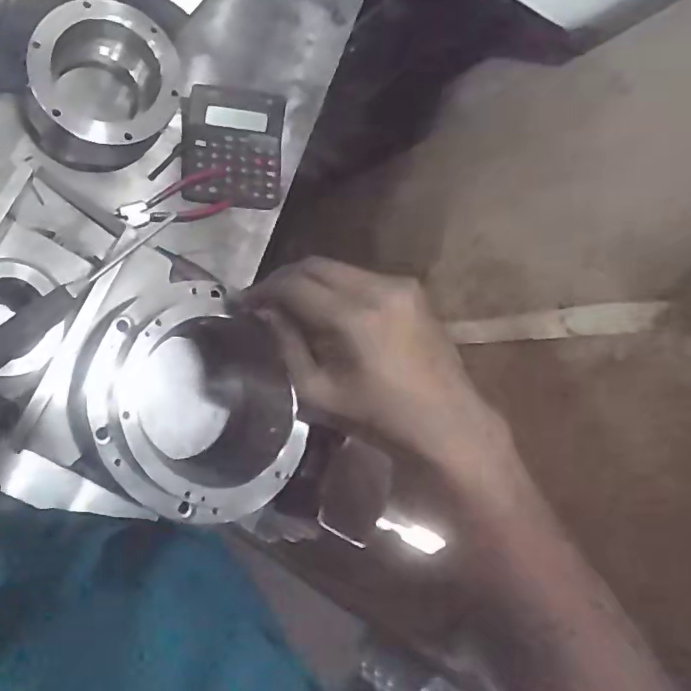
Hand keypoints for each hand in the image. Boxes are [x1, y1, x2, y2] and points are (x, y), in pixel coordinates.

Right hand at [246, 258, 517, 486]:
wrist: (449, 425)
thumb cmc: (379, 418)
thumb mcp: (317, 391)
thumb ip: (286, 345)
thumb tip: (264, 314)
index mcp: (353, 317)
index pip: (293, 285)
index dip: (262, 290)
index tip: (241, 303)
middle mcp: (378, 289)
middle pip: (313, 265)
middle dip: (281, 279)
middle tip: (261, 299)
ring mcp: (399, 285)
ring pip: (336, 267)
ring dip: (307, 280)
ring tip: (288, 303)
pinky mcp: (411, 289)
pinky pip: (359, 275)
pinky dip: (333, 285)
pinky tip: (323, 307)